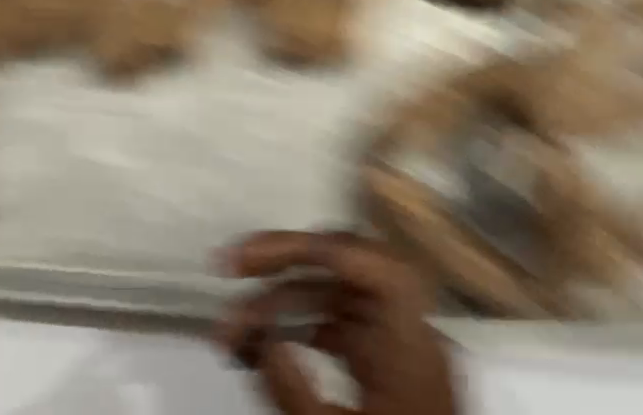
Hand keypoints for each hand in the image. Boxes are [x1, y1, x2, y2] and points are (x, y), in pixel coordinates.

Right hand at [214, 231, 460, 414]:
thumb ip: (293, 393)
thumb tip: (261, 340)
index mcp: (415, 351)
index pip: (378, 269)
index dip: (318, 250)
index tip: (256, 261)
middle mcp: (413, 338)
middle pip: (350, 270)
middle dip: (285, 262)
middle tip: (230, 267)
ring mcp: (400, 352)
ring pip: (335, 298)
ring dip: (278, 304)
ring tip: (227, 332)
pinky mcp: (387, 370)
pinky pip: (338, 329)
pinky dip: (296, 329)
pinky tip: (259, 348)